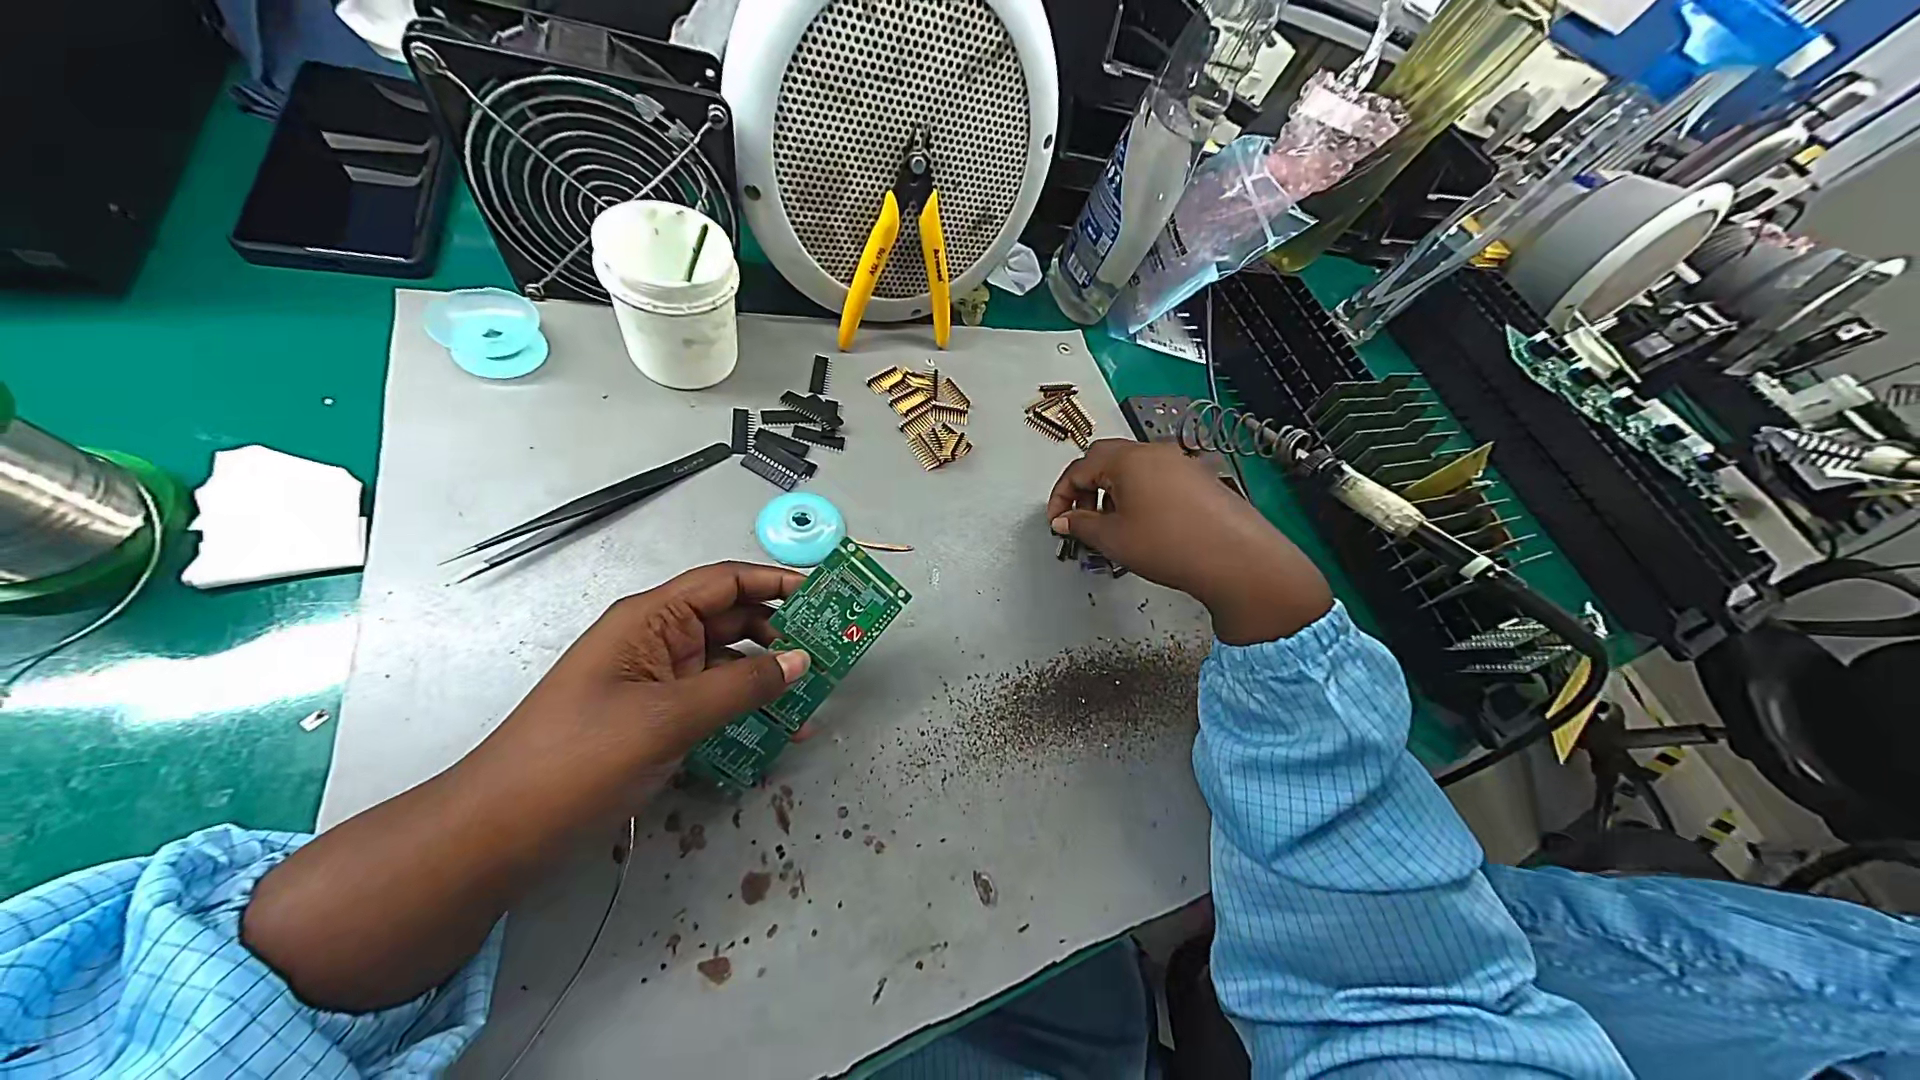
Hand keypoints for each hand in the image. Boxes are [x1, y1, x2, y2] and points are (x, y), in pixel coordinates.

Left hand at [244, 562, 810, 1011]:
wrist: (501, 832)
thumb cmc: (579, 758)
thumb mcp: (667, 718)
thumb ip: (740, 687)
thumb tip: (801, 661)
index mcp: (650, 619)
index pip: (724, 582)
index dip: (776, 581)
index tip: (825, 593)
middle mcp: (658, 641)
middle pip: (733, 621)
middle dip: (783, 632)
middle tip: (832, 649)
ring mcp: (659, 682)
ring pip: (730, 664)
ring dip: (771, 677)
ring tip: (816, 694)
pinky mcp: (660, 718)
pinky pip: (717, 702)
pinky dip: (749, 711)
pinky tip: (782, 731)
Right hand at [1047, 440, 1331, 644]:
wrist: (1236, 559)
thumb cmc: (1172, 544)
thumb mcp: (1113, 538)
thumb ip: (1080, 525)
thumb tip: (1066, 521)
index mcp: (1127, 459)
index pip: (1079, 467)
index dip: (1060, 495)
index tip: (1056, 519)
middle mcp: (1155, 453)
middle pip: (1105, 461)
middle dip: (1085, 489)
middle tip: (1079, 519)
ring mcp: (1181, 464)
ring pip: (1133, 470)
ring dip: (1112, 493)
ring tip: (1111, 527)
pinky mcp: (1200, 480)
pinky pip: (1157, 480)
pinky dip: (1139, 496)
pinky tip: (1143, 527)